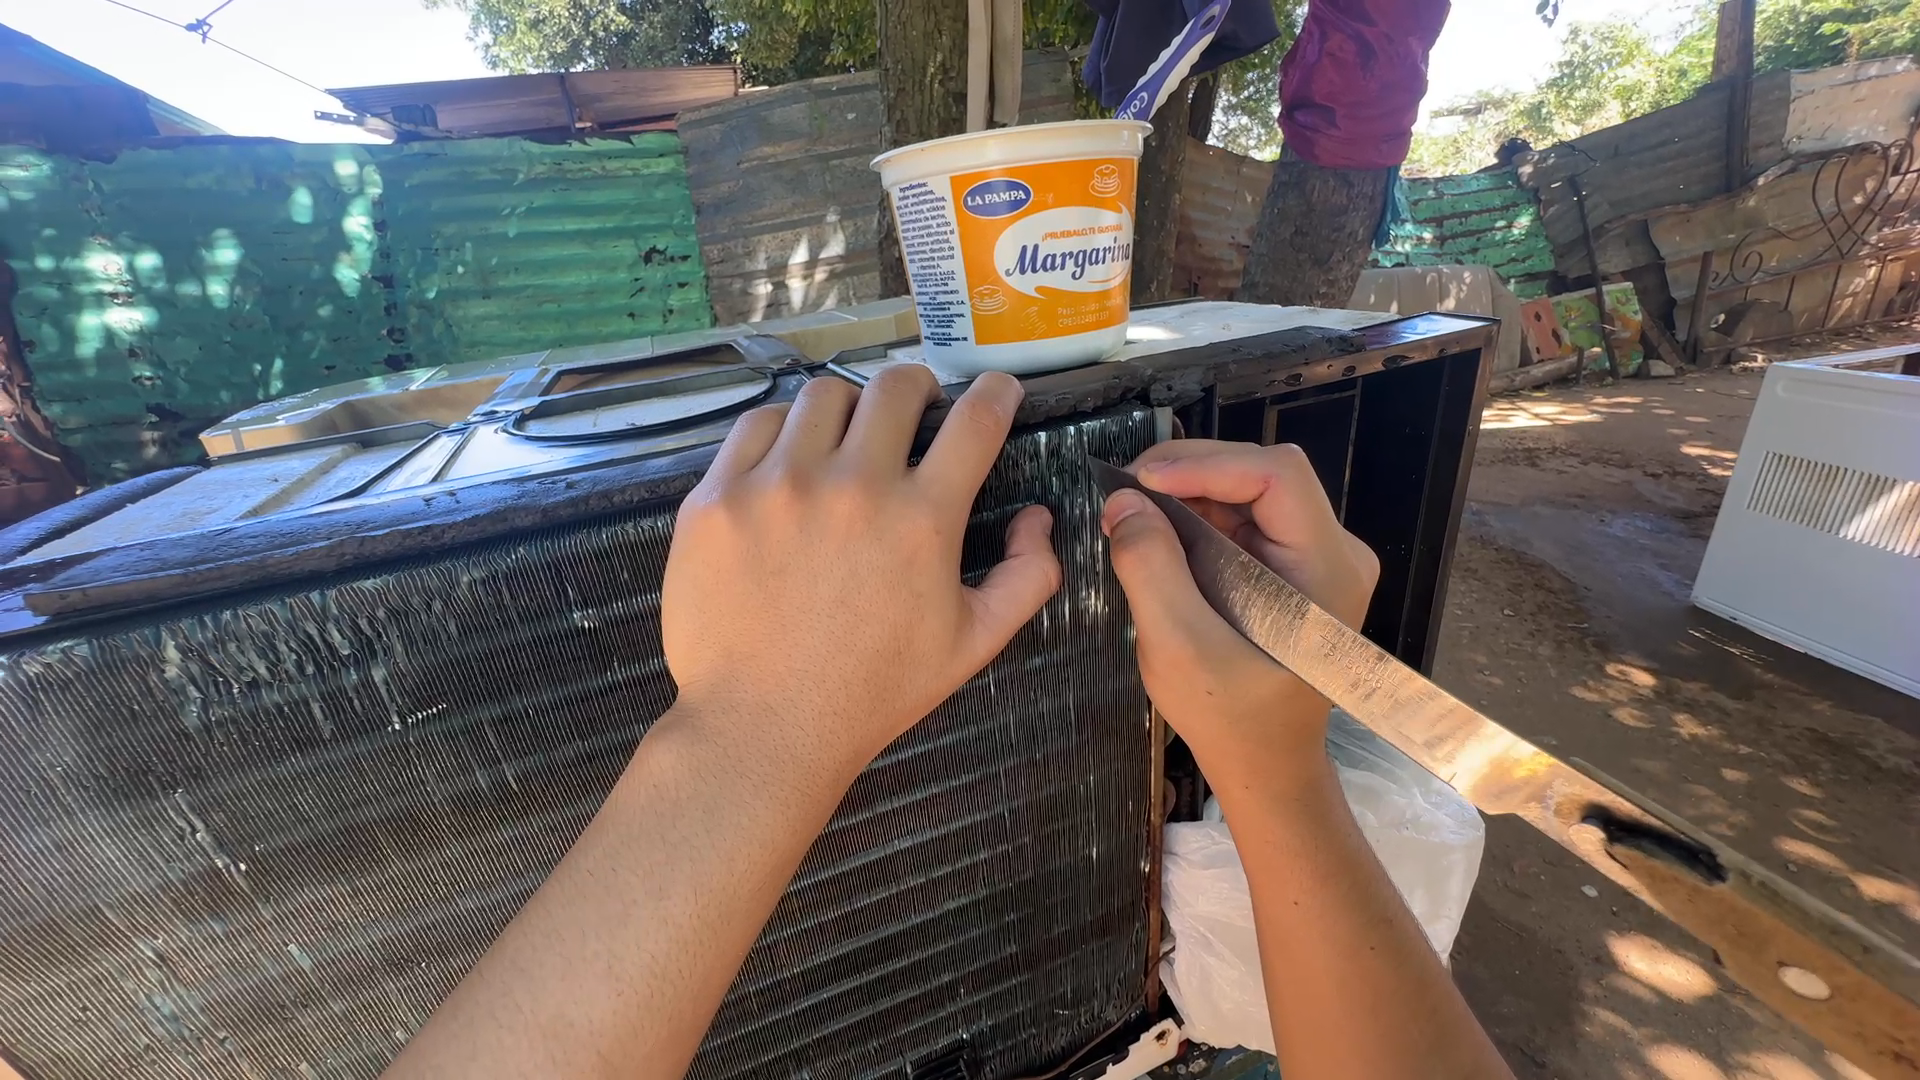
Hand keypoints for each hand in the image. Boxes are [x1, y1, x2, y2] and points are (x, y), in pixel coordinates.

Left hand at [661, 367, 1062, 780]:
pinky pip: (757, 425)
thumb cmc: (874, 690)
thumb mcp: (973, 644)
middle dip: (920, 387)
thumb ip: (1027, 578)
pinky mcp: (717, 497)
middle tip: (916, 410)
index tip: (997, 389)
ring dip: (850, 407)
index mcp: (921, 518)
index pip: (975, 422)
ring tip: (847, 438)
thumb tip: (1039, 518)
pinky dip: (784, 430)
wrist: (761, 726)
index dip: (996, 393)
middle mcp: (851, 485)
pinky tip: (789, 460)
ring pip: (824, 395)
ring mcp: (776, 485)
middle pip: (896, 386)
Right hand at [1100, 441, 1379, 787]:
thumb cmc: (1229, 716)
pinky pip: (1236, 517)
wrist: (1263, 762)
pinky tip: (1153, 533)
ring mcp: (1310, 555)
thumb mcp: (1178, 646)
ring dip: (1181, 493)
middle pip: (1259, 474)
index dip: (1205, 464)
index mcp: (1325, 568)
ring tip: (1127, 513)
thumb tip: (1123, 501)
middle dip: (1185, 474)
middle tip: (1120, 493)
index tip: (1139, 481)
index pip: (1276, 475)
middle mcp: (1330, 550)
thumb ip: (1150, 568)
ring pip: (1243, 490)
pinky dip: (1188, 516)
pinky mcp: (1285, 565)